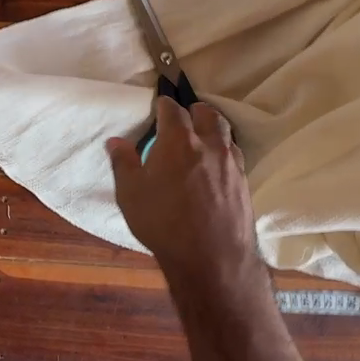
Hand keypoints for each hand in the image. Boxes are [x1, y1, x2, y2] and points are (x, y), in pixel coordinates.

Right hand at [106, 98, 261, 289]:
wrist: (210, 256)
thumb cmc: (162, 222)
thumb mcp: (130, 193)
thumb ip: (123, 163)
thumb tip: (116, 141)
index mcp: (177, 142)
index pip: (173, 110)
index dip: (163, 105)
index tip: (157, 105)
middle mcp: (209, 145)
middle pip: (207, 114)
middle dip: (193, 111)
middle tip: (182, 117)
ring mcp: (230, 163)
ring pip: (225, 132)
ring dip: (212, 128)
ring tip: (200, 137)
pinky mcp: (243, 181)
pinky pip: (233, 154)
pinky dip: (222, 149)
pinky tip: (213, 164)